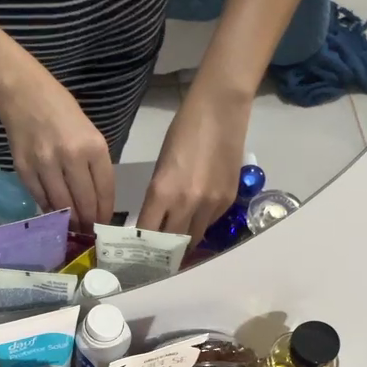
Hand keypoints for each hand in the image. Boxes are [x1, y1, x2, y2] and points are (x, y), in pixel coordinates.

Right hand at [0, 71, 114, 230]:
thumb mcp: (89, 133)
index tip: (103, 225)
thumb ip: (94, 165)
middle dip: (88, 222)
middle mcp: (71, 156)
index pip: (104, 190)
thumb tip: (95, 201)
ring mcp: (46, 164)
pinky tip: (53, 214)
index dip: (104, 212)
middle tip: (88, 233)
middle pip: (84, 202)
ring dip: (68, 221)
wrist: (24, 95)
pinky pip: (40, 198)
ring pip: (62, 205)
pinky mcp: (25, 169)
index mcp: (93, 146)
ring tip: (72, 228)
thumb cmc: (62, 112)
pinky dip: (48, 209)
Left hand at [138, 84, 251, 241]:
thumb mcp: (161, 165)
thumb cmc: (183, 130)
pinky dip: (201, 224)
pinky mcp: (228, 201)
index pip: (147, 233)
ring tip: (175, 244)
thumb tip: (154, 221)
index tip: (137, 255)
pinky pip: (210, 223)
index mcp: (162, 192)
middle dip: (162, 251)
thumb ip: (158, 196)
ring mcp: (211, 204)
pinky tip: (196, 218)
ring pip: (194, 237)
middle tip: (156, 257)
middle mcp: (187, 204)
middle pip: (171, 243)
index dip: (142, 246)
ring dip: (183, 241)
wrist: (221, 110)